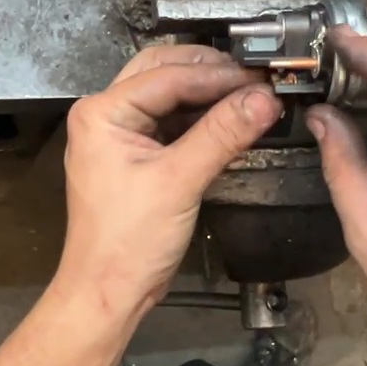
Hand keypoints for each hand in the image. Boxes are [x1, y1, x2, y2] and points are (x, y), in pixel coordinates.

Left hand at [57, 45, 281, 319]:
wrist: (109, 292)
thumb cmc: (127, 242)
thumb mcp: (179, 181)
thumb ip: (222, 134)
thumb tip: (264, 99)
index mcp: (102, 113)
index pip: (167, 76)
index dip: (217, 76)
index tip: (260, 79)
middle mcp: (106, 116)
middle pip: (163, 73)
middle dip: (209, 74)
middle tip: (254, 79)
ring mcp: (121, 137)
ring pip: (169, 98)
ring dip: (208, 96)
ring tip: (250, 98)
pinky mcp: (137, 158)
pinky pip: (172, 125)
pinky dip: (201, 121)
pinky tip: (232, 122)